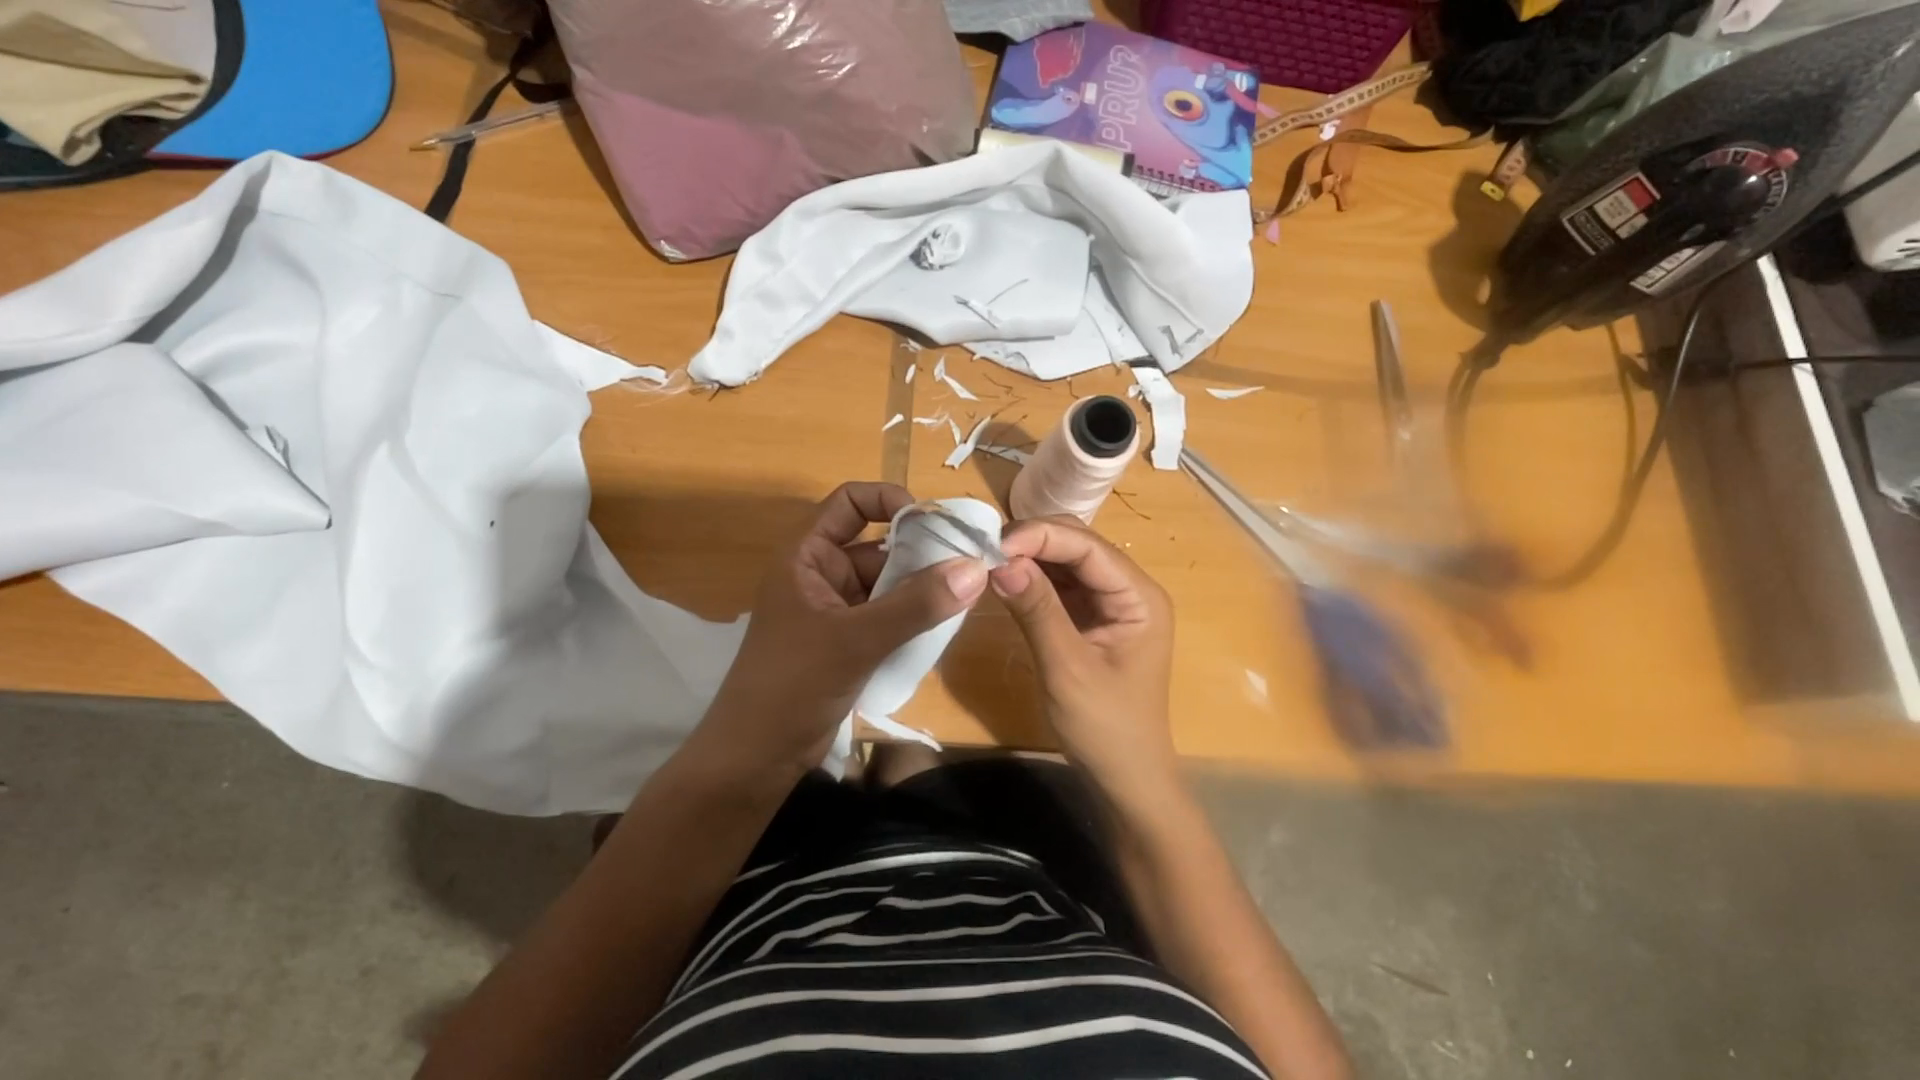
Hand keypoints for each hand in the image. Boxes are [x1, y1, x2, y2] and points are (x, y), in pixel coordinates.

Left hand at [699, 483, 989, 770]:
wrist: (756, 757)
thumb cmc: (793, 684)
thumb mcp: (857, 639)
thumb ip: (916, 605)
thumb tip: (976, 568)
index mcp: (806, 556)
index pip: (850, 502)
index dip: (891, 500)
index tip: (935, 523)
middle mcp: (821, 575)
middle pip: (878, 545)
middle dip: (921, 554)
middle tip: (970, 567)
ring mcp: (834, 612)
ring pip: (888, 585)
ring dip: (922, 590)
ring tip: (965, 598)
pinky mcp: (847, 645)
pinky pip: (888, 618)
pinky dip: (913, 620)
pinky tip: (944, 630)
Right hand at [990, 516, 1177, 793]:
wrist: (1125, 778)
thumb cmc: (1104, 727)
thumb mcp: (1066, 669)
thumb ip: (1037, 610)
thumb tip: (1000, 561)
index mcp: (1139, 597)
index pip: (1088, 546)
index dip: (1040, 536)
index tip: (992, 544)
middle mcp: (1129, 590)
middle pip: (1078, 544)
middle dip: (1033, 541)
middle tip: (982, 551)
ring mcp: (1110, 604)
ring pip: (1066, 562)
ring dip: (1029, 557)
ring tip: (986, 561)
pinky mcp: (1090, 619)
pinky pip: (1059, 586)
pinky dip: (1031, 579)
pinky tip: (1004, 580)